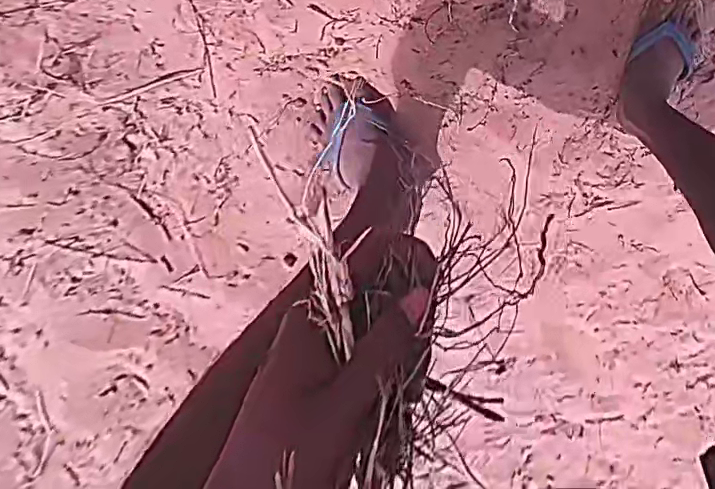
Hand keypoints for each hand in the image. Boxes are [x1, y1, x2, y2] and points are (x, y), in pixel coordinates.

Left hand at [206, 236, 435, 488]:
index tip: (435, 281)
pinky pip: (379, 365)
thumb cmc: (278, 460)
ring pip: (389, 332)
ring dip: (404, 366)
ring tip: (396, 409)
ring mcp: (330, 352)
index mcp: (314, 312)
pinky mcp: (336, 382)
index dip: (407, 255)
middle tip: (413, 371)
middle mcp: (323, 323)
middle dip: (411, 328)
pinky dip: (391, 388)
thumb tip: (423, 292)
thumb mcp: (340, 403)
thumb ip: (385, 345)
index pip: (369, 253)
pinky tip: (388, 423)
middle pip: (387, 294)